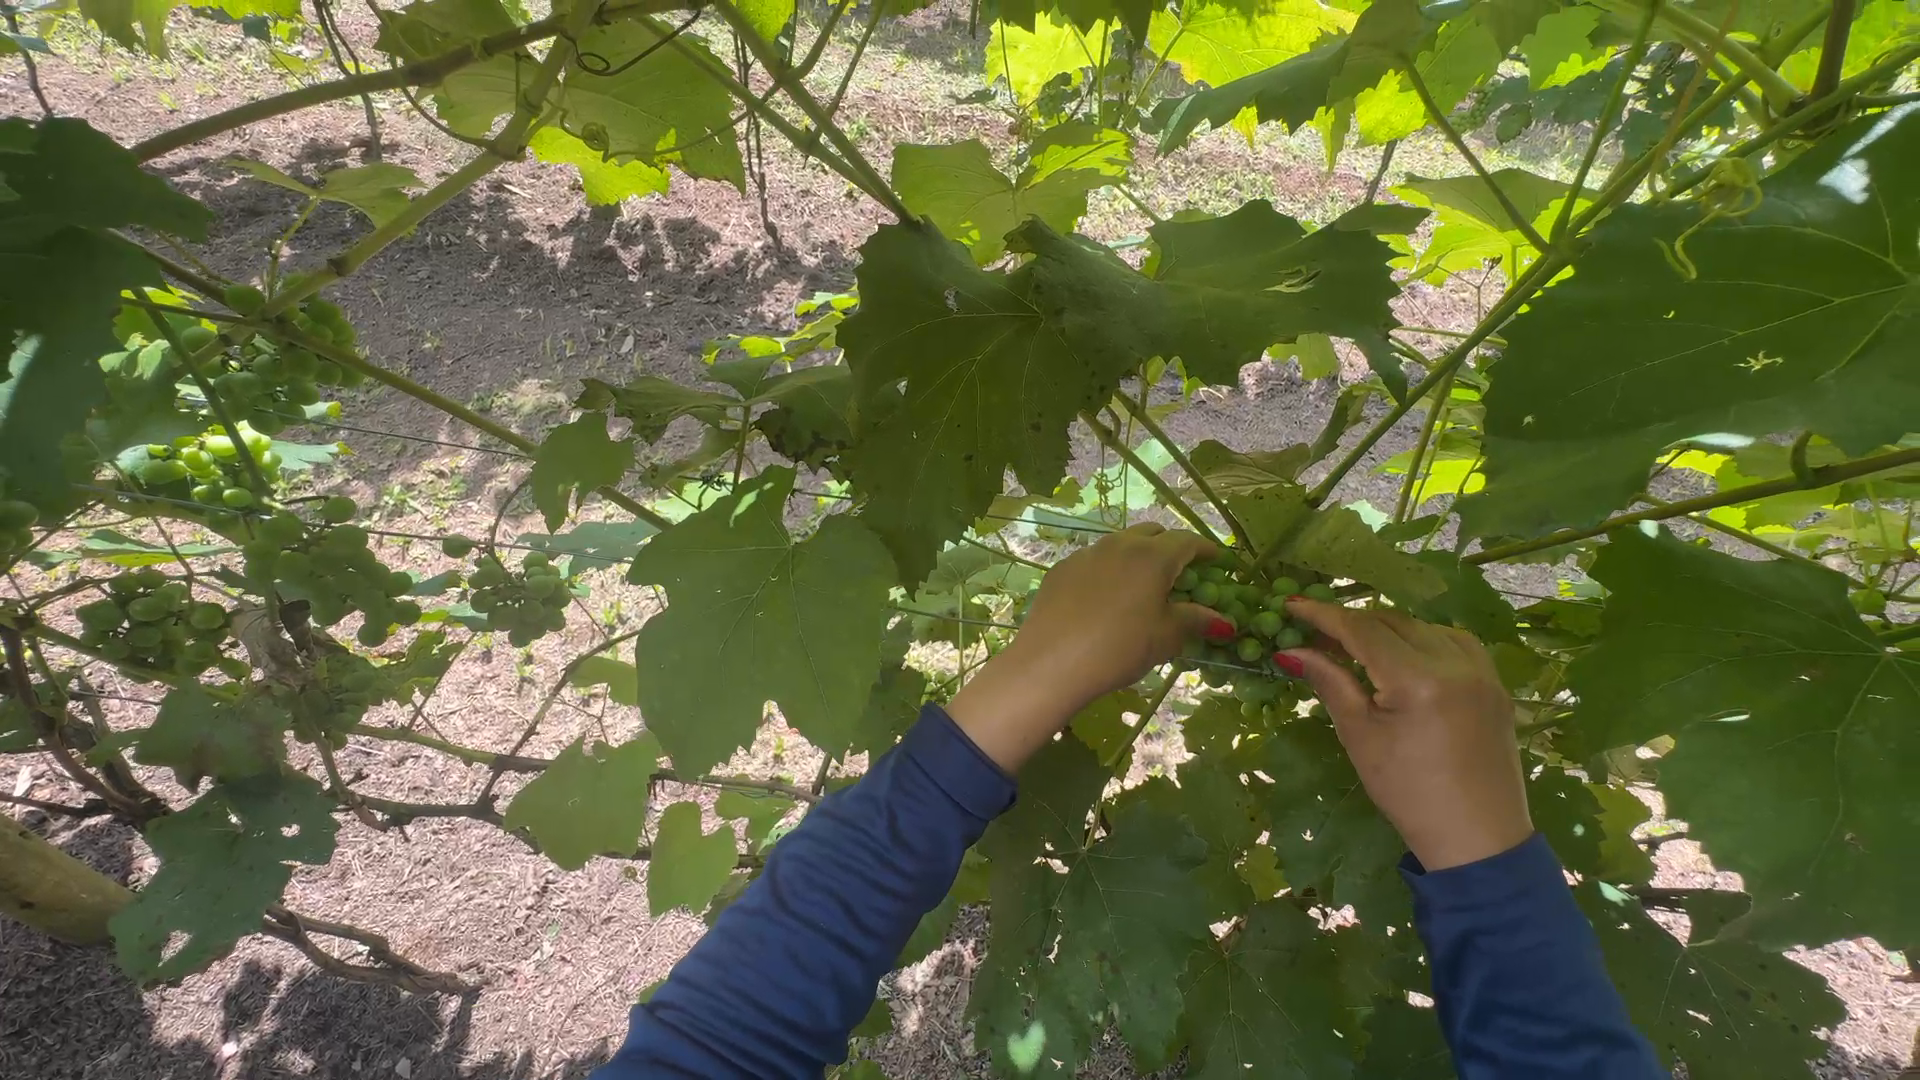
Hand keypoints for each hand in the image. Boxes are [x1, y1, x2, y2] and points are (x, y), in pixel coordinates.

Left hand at [947, 524, 1222, 771]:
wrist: (1051, 662)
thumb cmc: (1119, 648)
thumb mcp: (1165, 638)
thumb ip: (1195, 621)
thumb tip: (1224, 620)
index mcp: (1152, 557)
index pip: (1186, 541)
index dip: (1204, 549)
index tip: (1215, 561)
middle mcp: (1119, 545)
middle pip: (1152, 533)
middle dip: (1170, 546)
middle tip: (1179, 571)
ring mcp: (1086, 554)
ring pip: (1120, 543)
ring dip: (1137, 555)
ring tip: (1141, 582)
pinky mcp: (1061, 569)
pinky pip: (1093, 560)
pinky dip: (1108, 569)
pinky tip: (1106, 596)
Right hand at [1278, 600, 1530, 870]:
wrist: (1477, 838)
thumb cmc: (1405, 790)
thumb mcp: (1358, 734)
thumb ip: (1329, 681)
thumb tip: (1292, 651)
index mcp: (1418, 679)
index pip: (1362, 629)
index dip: (1323, 614)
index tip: (1292, 605)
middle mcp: (1455, 664)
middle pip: (1392, 621)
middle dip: (1351, 621)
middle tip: (1315, 631)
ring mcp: (1482, 672)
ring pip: (1423, 627)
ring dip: (1386, 628)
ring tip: (1354, 644)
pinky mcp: (1494, 684)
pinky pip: (1453, 642)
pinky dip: (1422, 638)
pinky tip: (1404, 654)